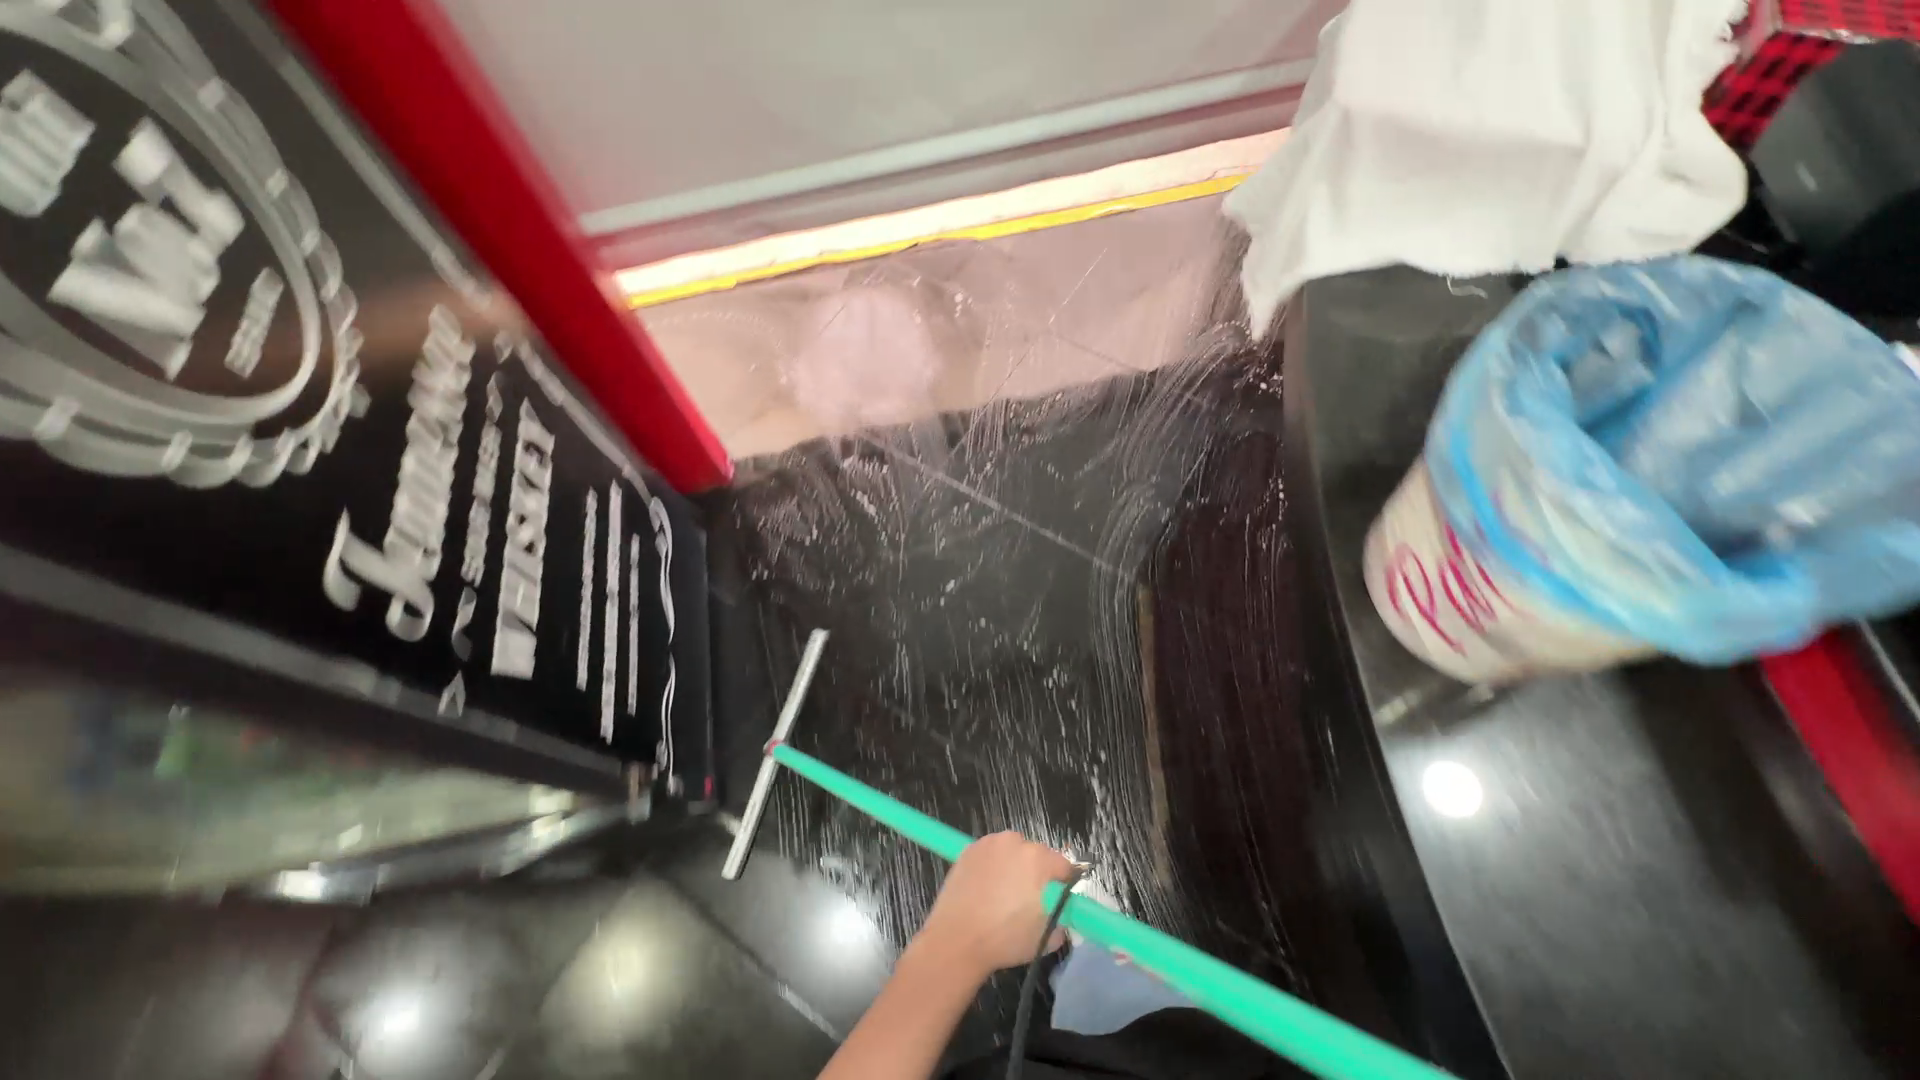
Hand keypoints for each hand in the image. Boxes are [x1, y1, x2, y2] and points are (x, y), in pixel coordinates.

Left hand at [910, 831, 1074, 979]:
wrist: (957, 939)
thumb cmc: (1005, 938)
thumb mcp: (1046, 938)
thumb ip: (1062, 923)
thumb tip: (1060, 918)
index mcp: (1037, 859)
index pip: (1063, 866)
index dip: (1063, 884)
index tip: (1057, 900)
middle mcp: (1014, 842)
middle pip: (1036, 854)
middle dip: (1037, 873)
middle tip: (1029, 900)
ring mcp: (988, 844)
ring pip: (1012, 851)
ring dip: (1014, 866)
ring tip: (1004, 894)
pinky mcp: (968, 850)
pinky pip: (991, 854)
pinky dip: (993, 866)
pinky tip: (986, 889)